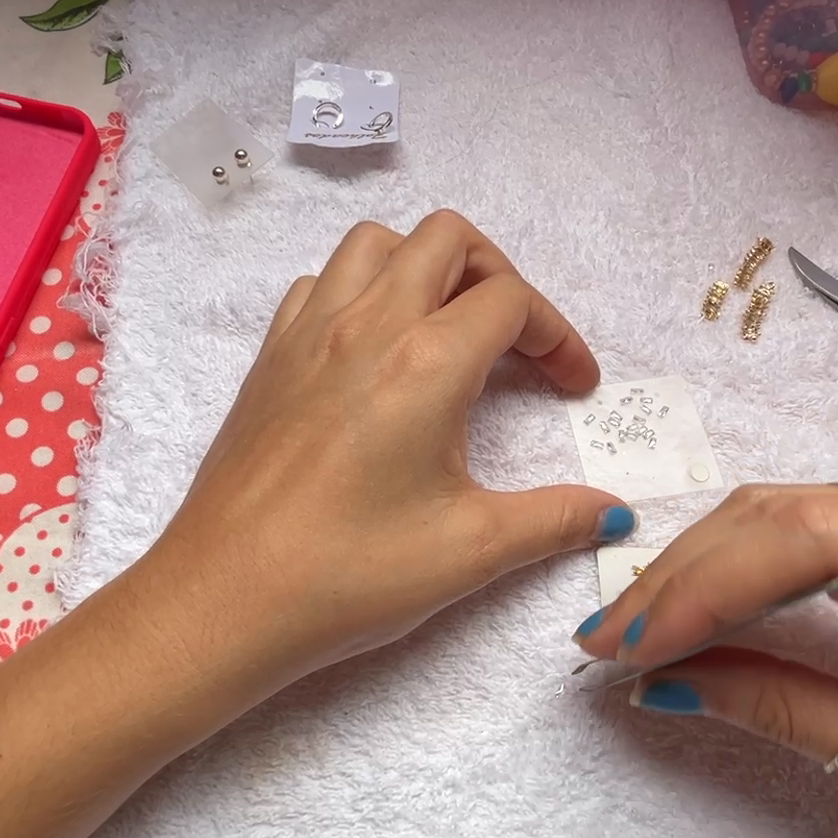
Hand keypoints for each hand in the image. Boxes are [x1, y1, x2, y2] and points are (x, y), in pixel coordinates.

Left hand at [142, 210, 634, 675]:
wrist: (223, 598)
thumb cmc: (348, 574)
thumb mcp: (471, 550)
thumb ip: (555, 519)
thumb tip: (615, 512)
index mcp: (425, 361)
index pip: (511, 301)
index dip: (558, 337)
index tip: (574, 388)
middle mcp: (366, 324)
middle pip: (446, 239)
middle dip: (498, 275)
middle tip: (515, 341)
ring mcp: (308, 331)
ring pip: (376, 244)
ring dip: (425, 268)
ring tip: (445, 329)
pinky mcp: (270, 355)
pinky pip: (322, 284)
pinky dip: (361, 291)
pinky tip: (373, 350)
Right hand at [572, 484, 837, 837]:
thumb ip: (799, 716)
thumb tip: (667, 682)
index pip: (830, 546)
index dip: (714, 581)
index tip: (633, 640)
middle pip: (801, 514)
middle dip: (690, 573)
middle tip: (613, 634)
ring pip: (800, 504)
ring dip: (708, 560)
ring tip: (645, 617)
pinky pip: (826, 516)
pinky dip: (751, 554)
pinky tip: (708, 590)